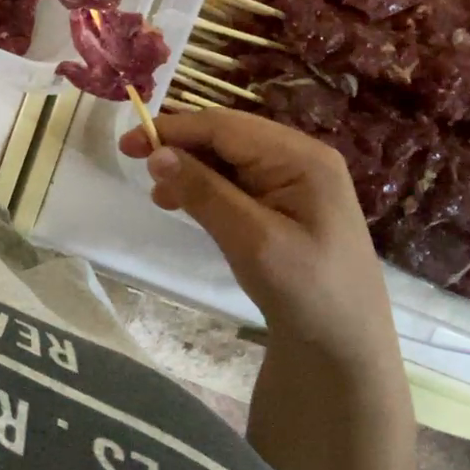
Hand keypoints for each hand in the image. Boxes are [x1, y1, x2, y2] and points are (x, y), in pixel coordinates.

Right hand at [118, 110, 400, 367]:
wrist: (343, 342)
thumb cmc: (304, 288)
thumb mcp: (250, 239)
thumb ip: (204, 192)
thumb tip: (156, 154)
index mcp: (300, 158)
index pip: (224, 127)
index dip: (172, 129)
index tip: (126, 145)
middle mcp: (299, 158)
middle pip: (225, 135)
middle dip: (178, 145)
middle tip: (134, 164)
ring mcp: (293, 179)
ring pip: (225, 155)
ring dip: (187, 167)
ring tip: (161, 196)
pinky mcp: (283, 201)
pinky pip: (233, 178)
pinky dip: (202, 184)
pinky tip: (183, 203)